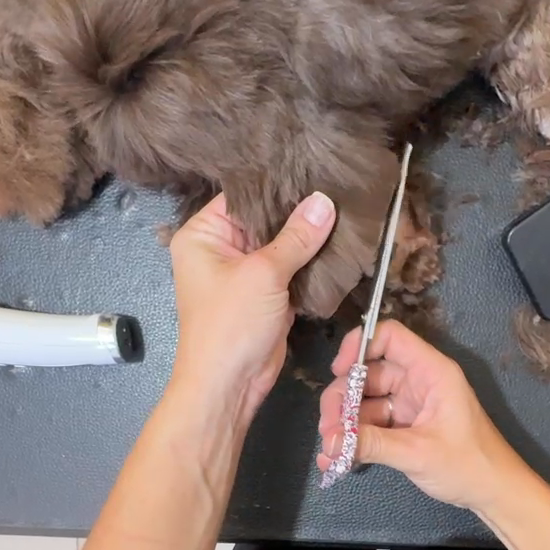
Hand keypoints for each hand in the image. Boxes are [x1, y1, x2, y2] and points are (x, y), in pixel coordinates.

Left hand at [168, 191, 336, 420]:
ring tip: (345, 208)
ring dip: (309, 239)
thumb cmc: (231, 324)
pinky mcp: (266, 296)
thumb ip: (296, 237)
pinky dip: (311, 264)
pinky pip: (291, 271)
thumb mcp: (264, 273)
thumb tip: (324, 201)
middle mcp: (222, 250)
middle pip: (265, 220)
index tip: (314, 165)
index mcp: (204, 234)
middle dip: (299, 211)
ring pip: (282, 247)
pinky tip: (339, 243)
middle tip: (338, 184)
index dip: (278, 183)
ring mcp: (246, 274)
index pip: (243, 195)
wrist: (229, 384)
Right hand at [317, 321, 529, 509]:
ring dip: (344, 424)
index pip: (390, 337)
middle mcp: (418, 382)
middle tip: (327, 429)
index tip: (338, 372)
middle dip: (343, 398)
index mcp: (431, 372)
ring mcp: (410, 405)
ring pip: (365, 402)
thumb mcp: (417, 453)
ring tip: (329, 451)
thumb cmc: (467, 465)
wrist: (494, 493)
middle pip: (368, 373)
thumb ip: (372, 444)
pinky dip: (354, 439)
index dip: (359, 345)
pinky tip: (335, 460)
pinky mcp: (404, 428)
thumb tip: (329, 442)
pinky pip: (371, 425)